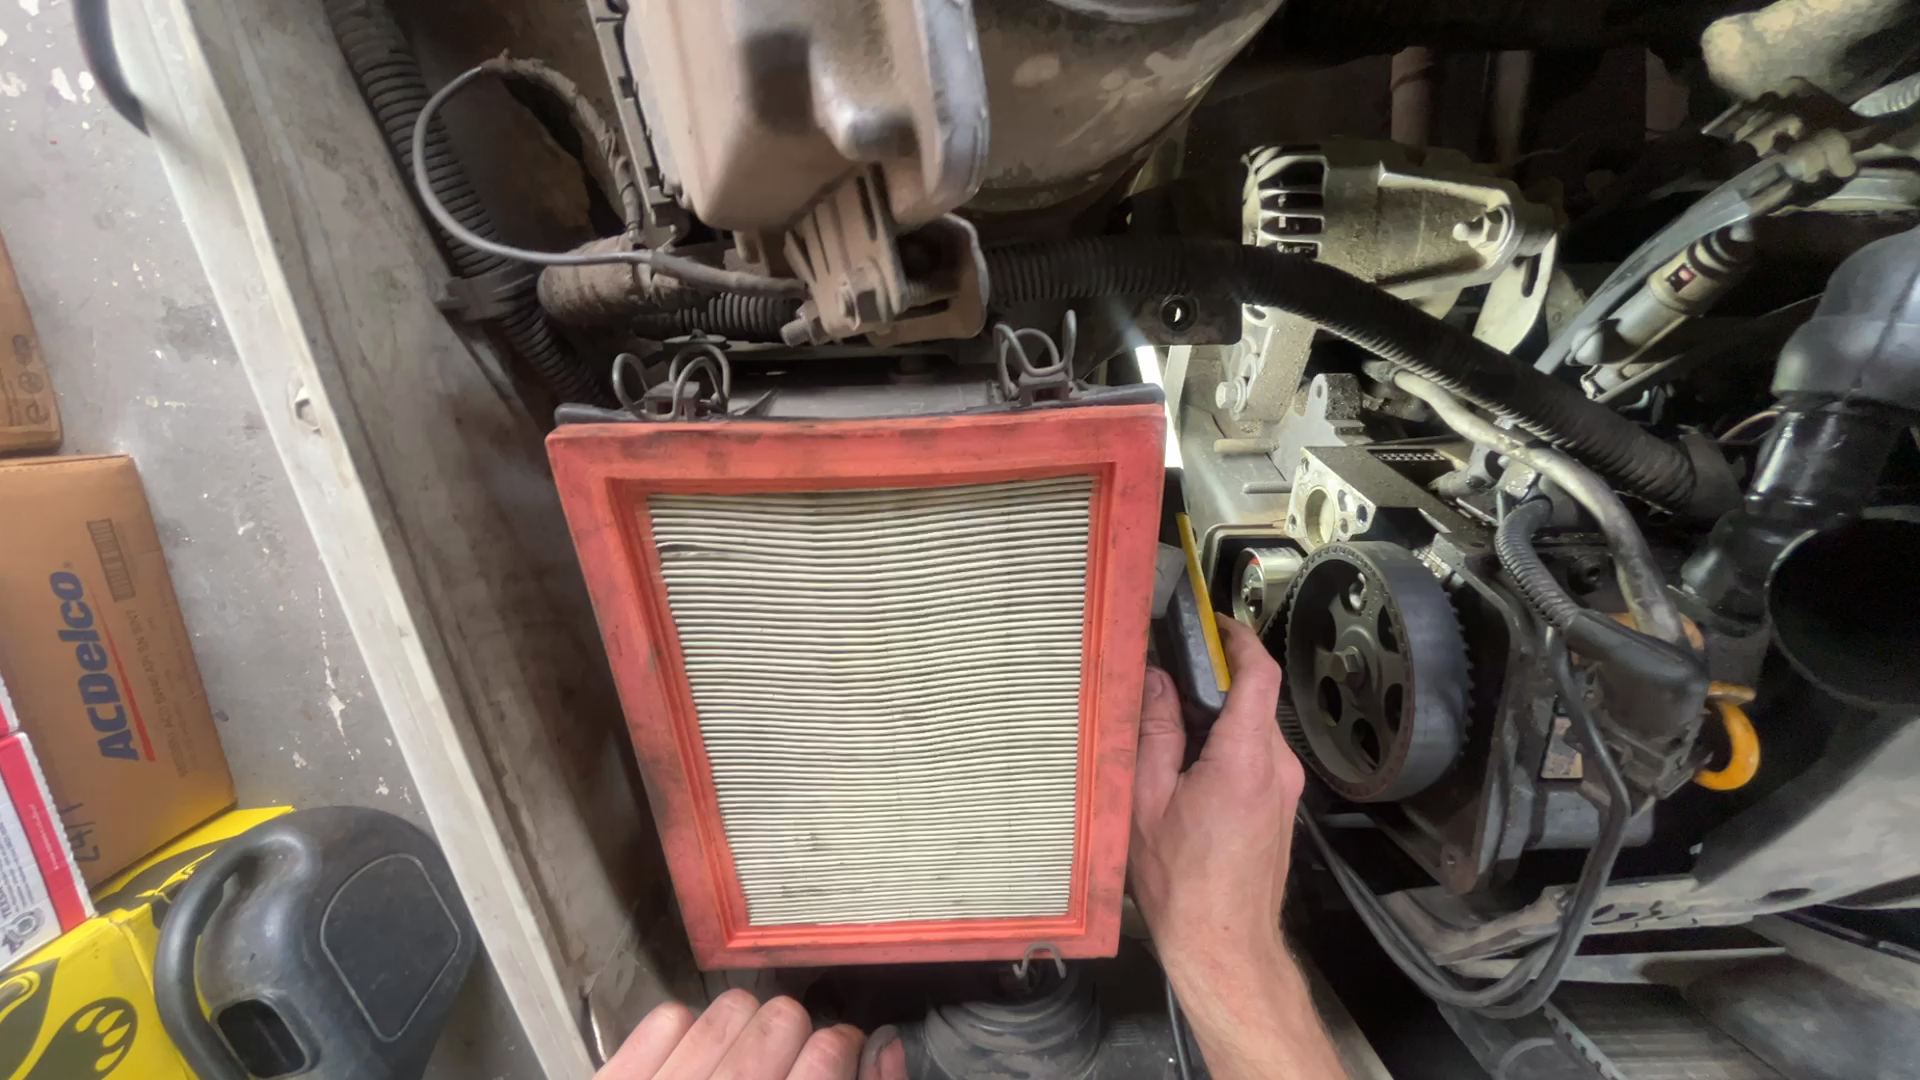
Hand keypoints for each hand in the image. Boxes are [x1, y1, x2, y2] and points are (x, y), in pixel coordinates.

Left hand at [595, 992, 906, 1079]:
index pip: (831, 1052)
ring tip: (740, 1075)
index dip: (844, 1054)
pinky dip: (688, 1038)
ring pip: (730, 1009)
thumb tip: (883, 1047)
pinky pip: (670, 1019)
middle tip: (787, 1077)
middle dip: (796, 1041)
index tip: (837, 1066)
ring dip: (745, 1034)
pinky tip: (695, 1075)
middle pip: (783, 1018)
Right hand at [1130, 614, 1304, 972]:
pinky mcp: (1278, 803)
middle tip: (1164, 675)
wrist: (1223, 945)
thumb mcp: (1147, 799)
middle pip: (1252, 696)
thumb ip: (1155, 731)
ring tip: (1163, 726)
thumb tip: (1157, 680)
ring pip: (1250, 725)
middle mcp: (1276, 768)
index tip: (1212, 622)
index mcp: (1245, 761)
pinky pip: (1254, 751)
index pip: (1259, 675)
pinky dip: (1221, 740)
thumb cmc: (1181, 882)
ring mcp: (1283, 788)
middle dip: (1210, 678)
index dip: (1238, 638)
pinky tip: (1182, 761)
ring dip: (1212, 713)